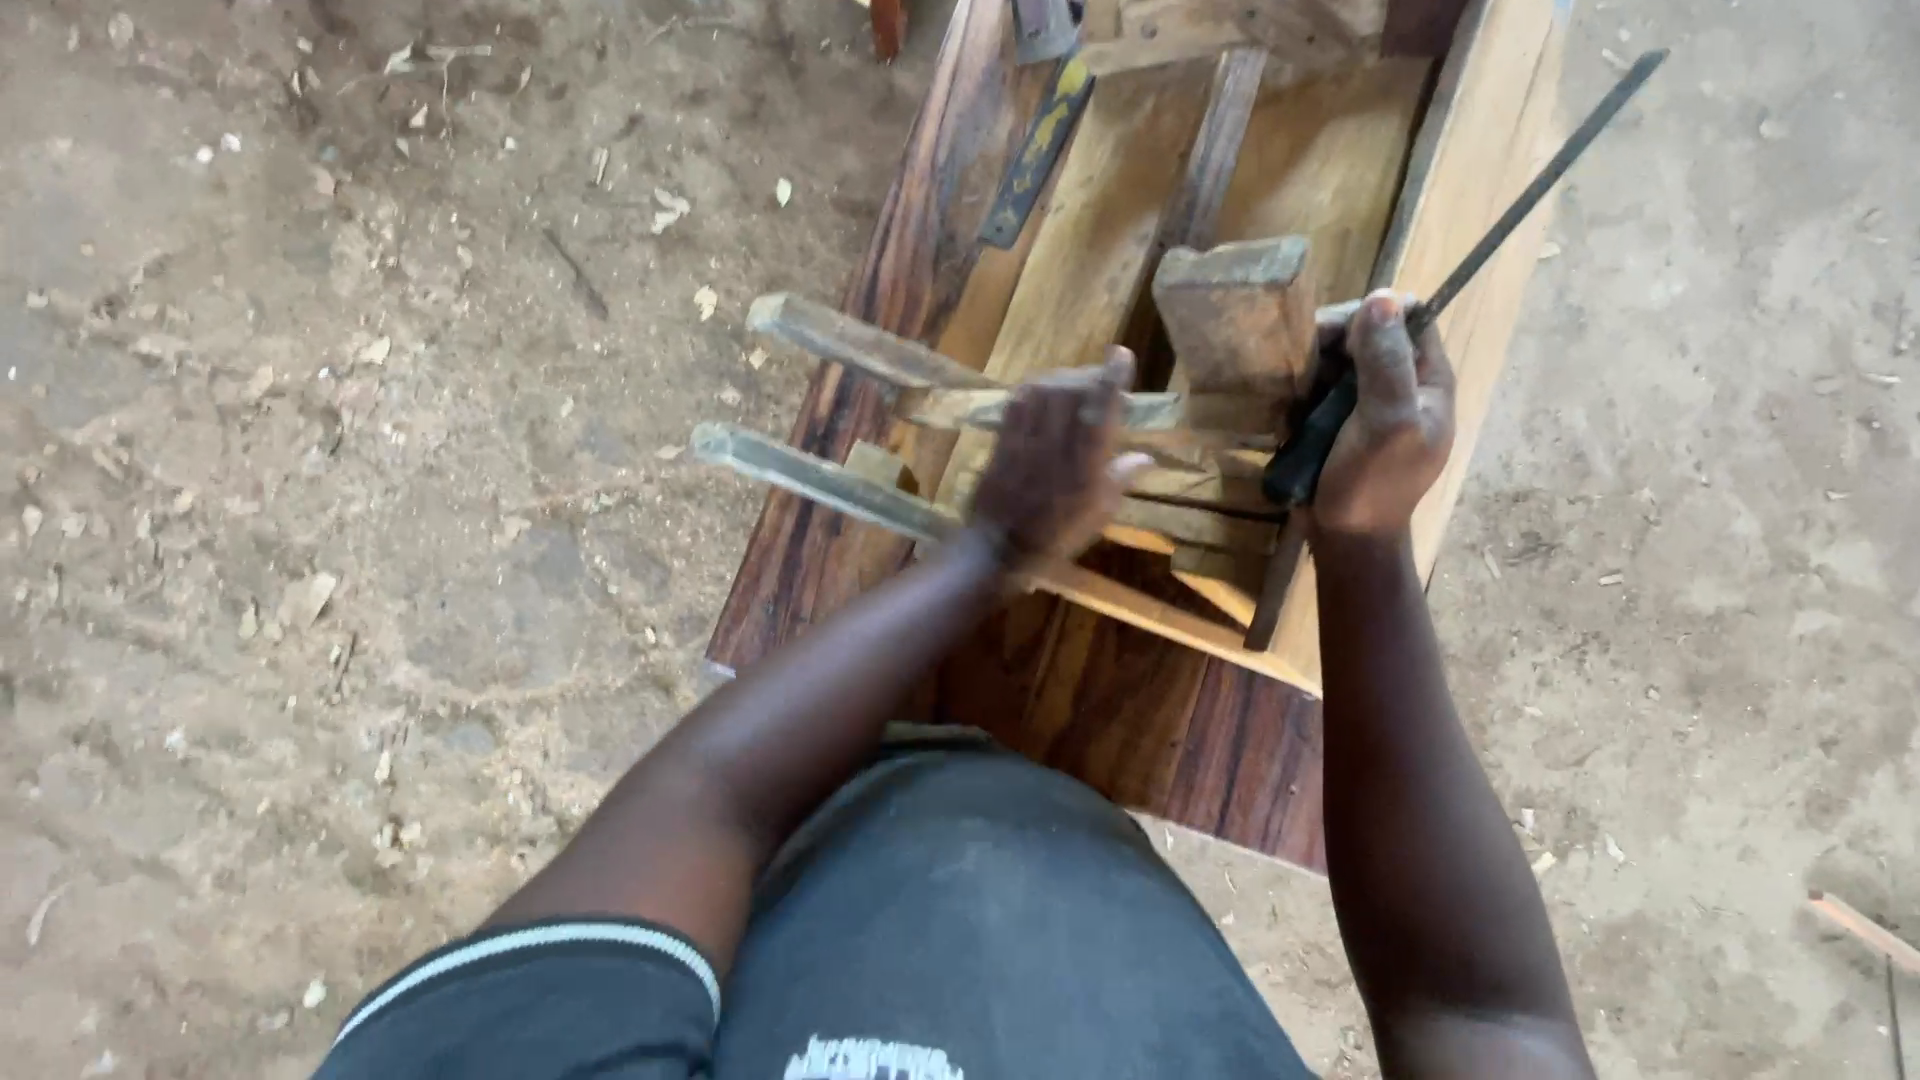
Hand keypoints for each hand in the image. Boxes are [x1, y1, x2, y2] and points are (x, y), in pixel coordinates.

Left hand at [967, 347, 1154, 565]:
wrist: (1000, 549)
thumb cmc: (1057, 537)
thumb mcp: (1098, 514)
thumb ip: (1121, 479)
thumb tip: (1147, 458)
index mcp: (1085, 464)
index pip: (1101, 408)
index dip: (1111, 377)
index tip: (1120, 354)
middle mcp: (1055, 445)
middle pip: (1072, 389)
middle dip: (1090, 378)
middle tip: (1101, 384)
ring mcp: (1024, 440)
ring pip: (1044, 390)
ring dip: (1062, 380)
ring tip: (1074, 386)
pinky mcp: (1001, 441)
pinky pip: (1017, 402)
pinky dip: (1034, 390)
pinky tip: (1042, 394)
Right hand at [1310, 290, 1455, 538]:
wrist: (1345, 540)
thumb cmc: (1373, 485)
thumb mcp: (1388, 422)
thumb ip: (1385, 362)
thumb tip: (1380, 298)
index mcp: (1426, 379)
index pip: (1408, 317)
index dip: (1371, 314)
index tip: (1334, 336)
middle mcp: (1397, 384)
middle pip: (1365, 333)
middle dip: (1330, 340)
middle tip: (1299, 362)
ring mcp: (1363, 404)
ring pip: (1334, 360)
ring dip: (1308, 366)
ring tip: (1286, 385)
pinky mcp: (1332, 422)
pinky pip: (1314, 389)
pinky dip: (1297, 389)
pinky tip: (1283, 402)